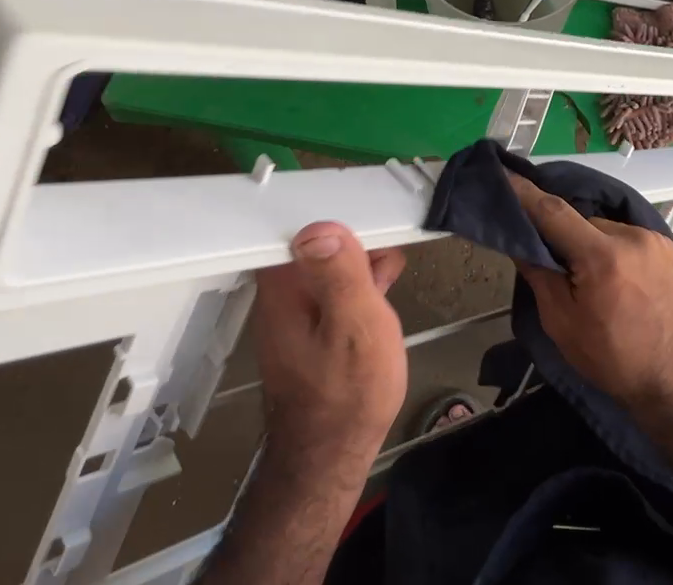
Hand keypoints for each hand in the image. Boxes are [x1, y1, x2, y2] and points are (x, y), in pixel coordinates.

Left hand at [252, 221, 406, 461]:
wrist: (333, 456)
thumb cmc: (349, 393)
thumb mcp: (356, 326)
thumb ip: (341, 275)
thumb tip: (320, 226)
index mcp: (283, 290)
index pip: (300, 230)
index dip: (335, 217)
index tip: (370, 217)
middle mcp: (281, 298)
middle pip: (314, 245)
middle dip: (353, 238)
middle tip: (389, 246)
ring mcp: (295, 315)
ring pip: (326, 267)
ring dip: (359, 260)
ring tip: (391, 263)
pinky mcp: (311, 331)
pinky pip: (333, 289)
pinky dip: (358, 282)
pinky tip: (381, 288)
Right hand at [507, 173, 672, 409]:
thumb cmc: (612, 357)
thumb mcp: (561, 322)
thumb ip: (539, 274)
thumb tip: (520, 239)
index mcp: (603, 256)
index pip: (554, 212)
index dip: (524, 192)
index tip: (502, 175)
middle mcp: (632, 235)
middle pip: (580, 220)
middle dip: (559, 234)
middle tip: (545, 259)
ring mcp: (653, 237)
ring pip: (603, 226)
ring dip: (587, 241)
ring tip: (584, 277)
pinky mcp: (666, 243)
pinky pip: (625, 233)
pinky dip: (609, 245)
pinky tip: (609, 273)